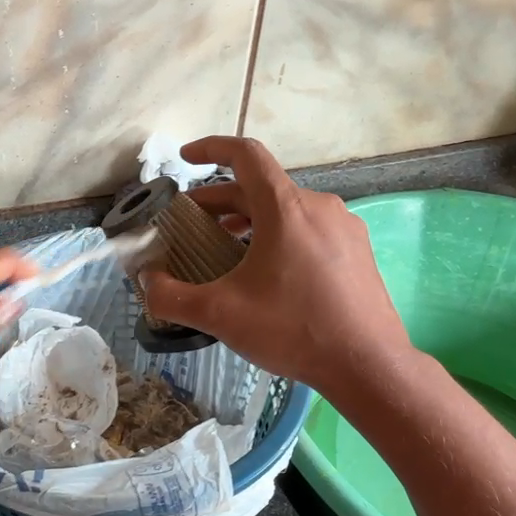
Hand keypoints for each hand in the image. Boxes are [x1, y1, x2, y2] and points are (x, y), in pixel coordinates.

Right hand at [139, 136, 418, 396]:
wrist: (369, 366)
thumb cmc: (293, 329)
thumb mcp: (220, 314)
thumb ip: (171, 296)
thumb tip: (146, 282)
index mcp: (286, 207)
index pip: (245, 156)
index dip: (211, 149)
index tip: (186, 158)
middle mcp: (318, 206)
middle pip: (261, 188)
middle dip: (220, 201)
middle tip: (190, 224)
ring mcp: (344, 228)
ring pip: (286, 210)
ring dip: (249, 221)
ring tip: (223, 249)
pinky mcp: (357, 252)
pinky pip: (308, 230)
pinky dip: (278, 237)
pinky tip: (266, 273)